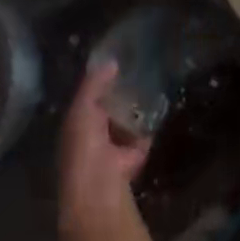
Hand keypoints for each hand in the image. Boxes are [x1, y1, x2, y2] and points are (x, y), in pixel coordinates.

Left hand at [60, 60, 151, 226]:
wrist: (101, 181)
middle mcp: (97, 131)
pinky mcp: (139, 148)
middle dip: (125, 90)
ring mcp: (118, 141)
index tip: (120, 60)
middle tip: (143, 68)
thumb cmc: (84, 144)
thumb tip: (111, 60)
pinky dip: (153, 118)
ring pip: (130, 115)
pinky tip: (162, 99)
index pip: (90, 96)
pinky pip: (146, 127)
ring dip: (140, 103)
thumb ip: (93, 86)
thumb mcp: (83, 110)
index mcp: (77, 122)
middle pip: (112, 104)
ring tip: (156, 78)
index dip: (102, 79)